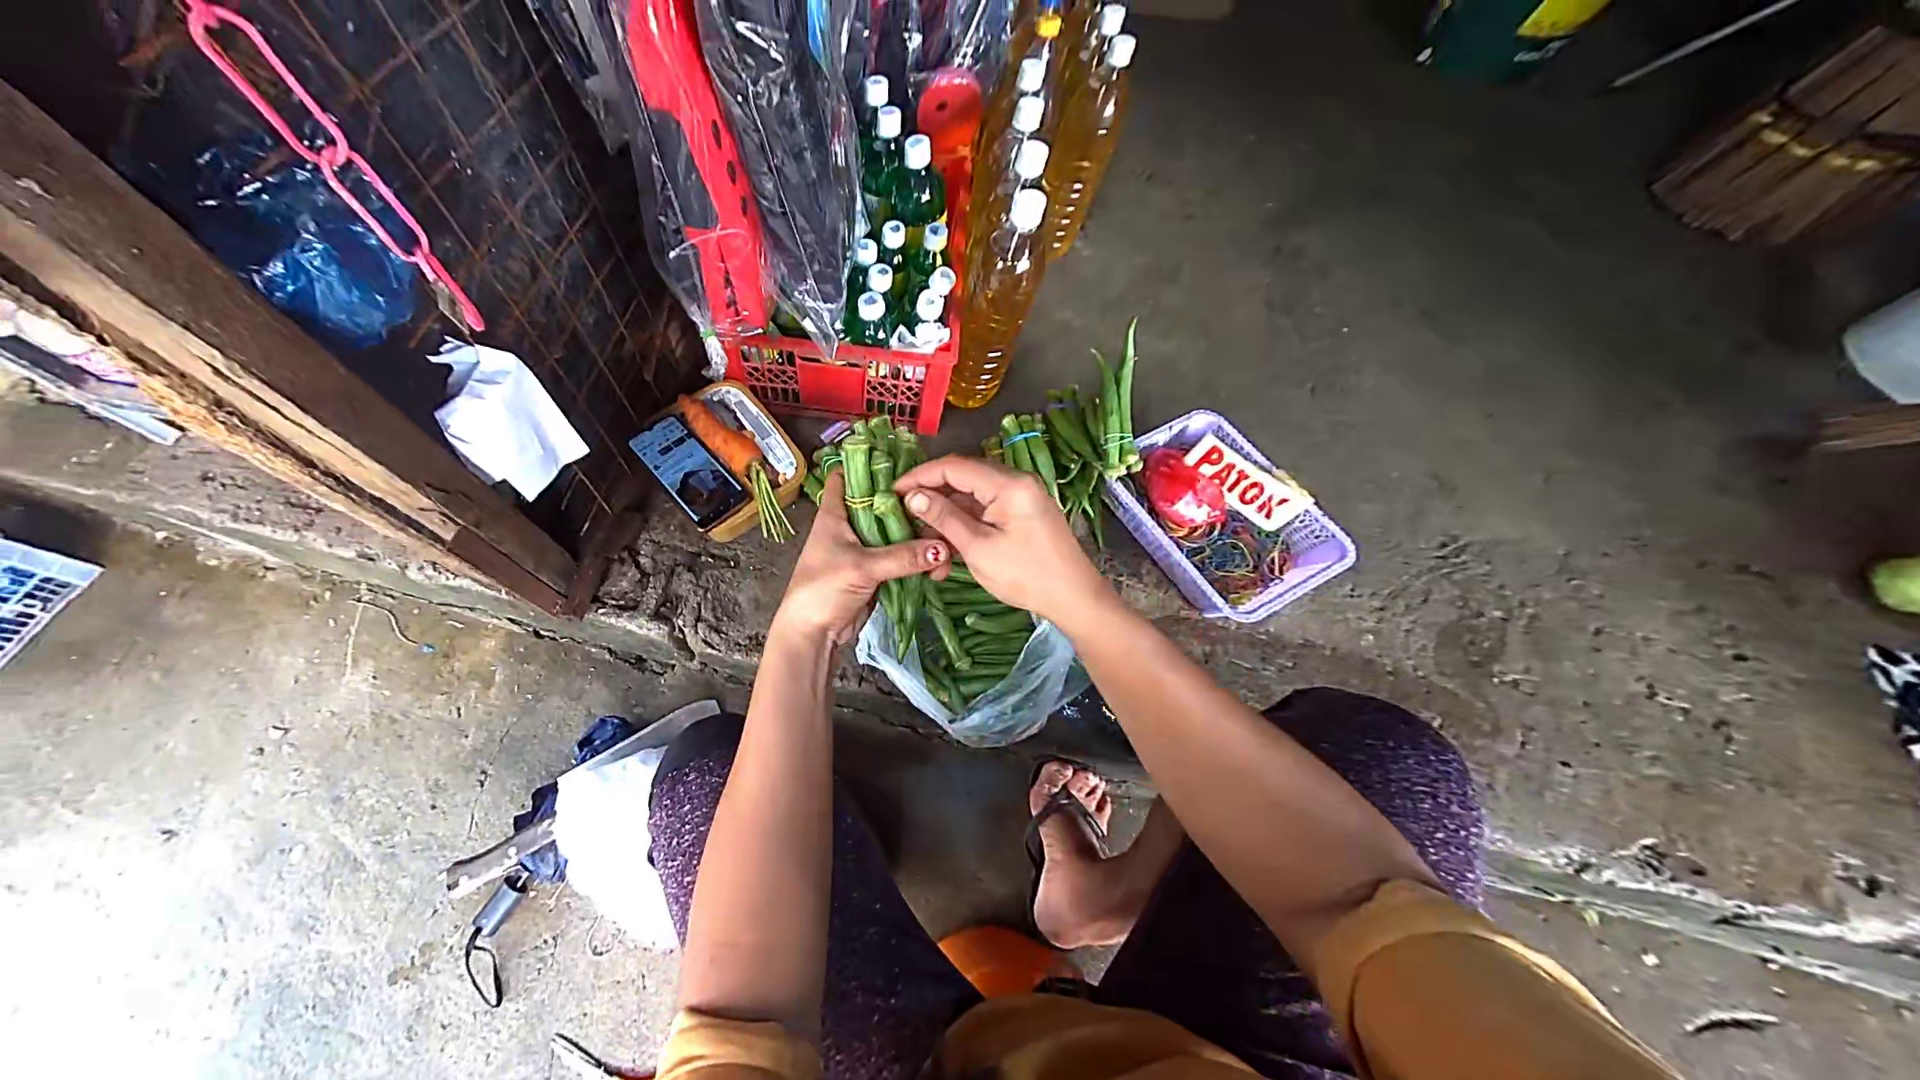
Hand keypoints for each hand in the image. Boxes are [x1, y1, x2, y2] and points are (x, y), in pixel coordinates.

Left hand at [770, 470, 949, 646]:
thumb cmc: (822, 590)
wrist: (813, 634)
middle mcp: (850, 527)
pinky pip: (900, 558)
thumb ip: (903, 557)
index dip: (868, 465)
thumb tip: (941, 548)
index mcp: (835, 515)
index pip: (846, 477)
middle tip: (938, 499)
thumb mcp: (862, 567)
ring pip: (894, 533)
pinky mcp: (875, 572)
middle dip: (908, 503)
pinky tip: (936, 558)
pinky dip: (916, 558)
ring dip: (916, 535)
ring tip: (943, 534)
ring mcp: (863, 550)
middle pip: (881, 504)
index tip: (900, 460)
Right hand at [894, 455, 1112, 627]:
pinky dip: (965, 526)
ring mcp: (1020, 497)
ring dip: (946, 518)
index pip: (954, 466)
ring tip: (925, 543)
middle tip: (904, 518)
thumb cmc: (1027, 576)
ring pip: (971, 497)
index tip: (893, 492)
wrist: (1074, 598)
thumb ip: (944, 518)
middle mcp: (1016, 481)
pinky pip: (985, 511)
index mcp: (1008, 483)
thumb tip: (913, 495)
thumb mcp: (978, 549)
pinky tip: (947, 550)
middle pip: (962, 479)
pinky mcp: (1021, 513)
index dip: (919, 476)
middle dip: (931, 498)